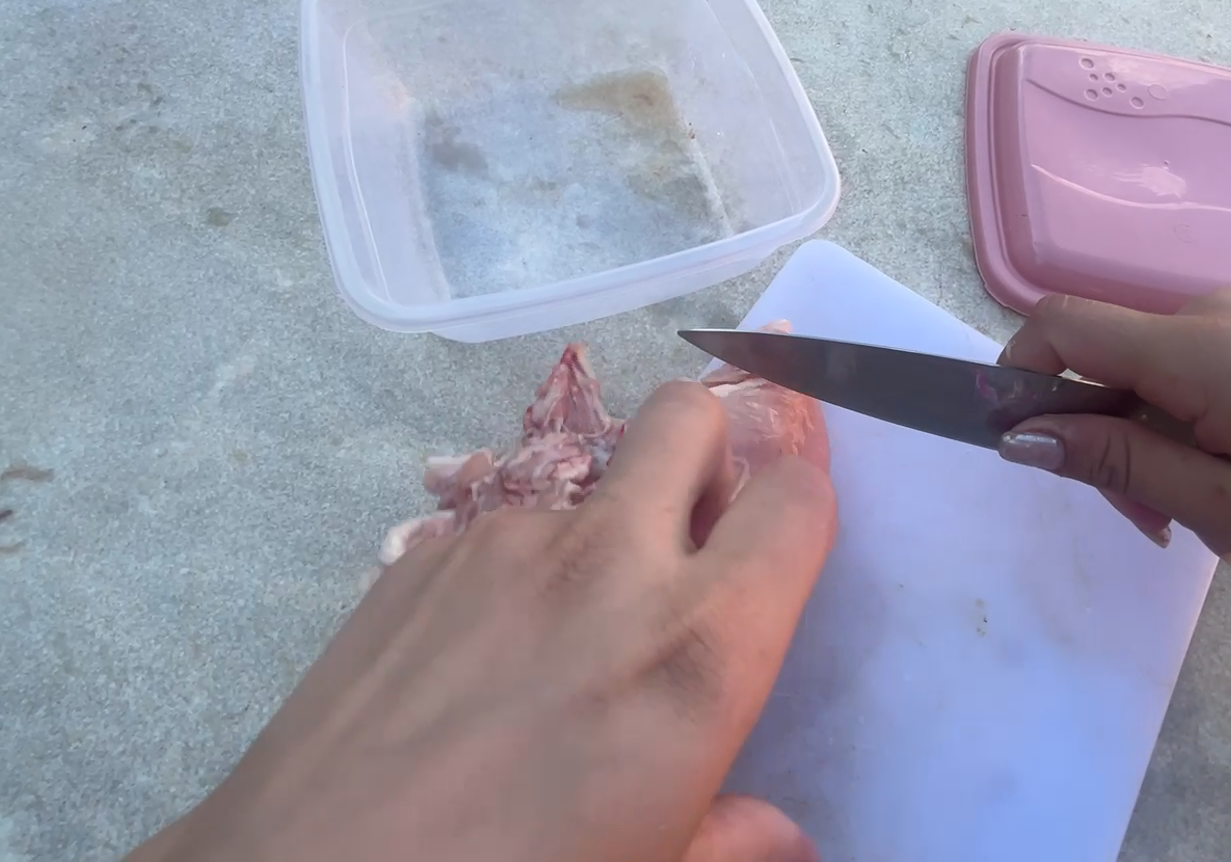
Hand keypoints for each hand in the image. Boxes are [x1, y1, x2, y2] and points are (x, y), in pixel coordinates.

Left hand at [129, 381, 836, 861]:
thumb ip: (737, 843)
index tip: (780, 527)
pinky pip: (510, 526)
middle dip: (708, 442)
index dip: (801, 496)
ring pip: (595, 478)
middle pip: (688, 413)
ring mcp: (509, 538)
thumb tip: (787, 834)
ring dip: (609, 525)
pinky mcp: (430, 547)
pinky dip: (523, 567)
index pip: (795, 498)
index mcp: (694, 651)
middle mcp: (611, 563)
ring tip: (560, 627)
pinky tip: (477, 653)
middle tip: (691, 518)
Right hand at [995, 289, 1230, 613]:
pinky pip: (1188, 373)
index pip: (1058, 324)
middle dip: (1094, 435)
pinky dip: (1182, 427)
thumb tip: (1017, 437)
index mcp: (1197, 349)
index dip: (1016, 374)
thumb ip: (1117, 463)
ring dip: (1143, 441)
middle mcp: (1211, 315)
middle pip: (1098, 359)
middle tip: (1153, 520)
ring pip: (1142, 374)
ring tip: (1207, 517)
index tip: (1025, 445)